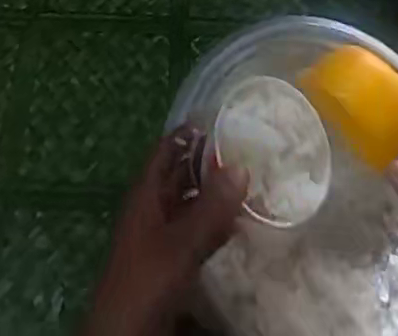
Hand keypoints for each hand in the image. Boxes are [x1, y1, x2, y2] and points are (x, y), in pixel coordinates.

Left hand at [80, 124, 247, 335]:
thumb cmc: (145, 282)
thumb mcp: (180, 244)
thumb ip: (209, 208)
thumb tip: (241, 165)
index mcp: (145, 193)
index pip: (167, 148)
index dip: (190, 131)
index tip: (224, 116)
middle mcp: (152, 207)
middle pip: (181, 173)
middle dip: (209, 161)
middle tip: (249, 147)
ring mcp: (161, 235)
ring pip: (191, 202)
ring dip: (216, 193)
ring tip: (252, 180)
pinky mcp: (171, 262)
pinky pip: (197, 232)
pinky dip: (216, 223)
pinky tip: (240, 223)